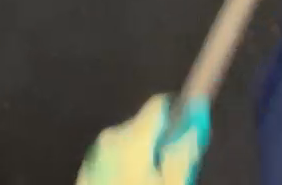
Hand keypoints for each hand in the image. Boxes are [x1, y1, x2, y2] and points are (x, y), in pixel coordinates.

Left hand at [76, 96, 209, 184]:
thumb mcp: (173, 183)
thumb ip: (185, 150)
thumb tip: (196, 121)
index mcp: (132, 137)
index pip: (160, 104)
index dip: (178, 115)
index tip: (186, 134)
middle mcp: (110, 139)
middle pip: (145, 126)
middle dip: (160, 142)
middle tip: (169, 171)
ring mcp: (93, 158)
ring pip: (129, 144)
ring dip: (142, 158)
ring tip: (149, 184)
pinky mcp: (84, 175)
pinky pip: (113, 160)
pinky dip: (124, 170)